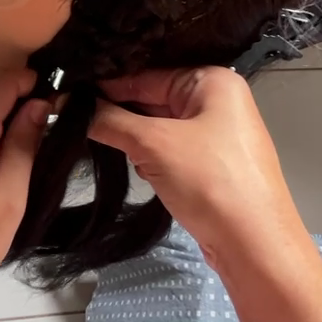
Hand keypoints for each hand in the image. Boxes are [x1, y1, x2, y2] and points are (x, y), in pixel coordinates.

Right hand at [88, 67, 302, 252]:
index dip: (105, 87)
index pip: (145, 75)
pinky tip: (147, 174)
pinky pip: (169, 149)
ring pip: (157, 127)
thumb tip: (66, 104)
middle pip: (151, 98)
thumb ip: (108, 120)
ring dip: (136, 143)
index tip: (67, 98)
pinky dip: (152, 160)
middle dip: (122, 118)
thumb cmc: (210, 182)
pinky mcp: (211, 165)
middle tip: (79, 125)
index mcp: (212, 81)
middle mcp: (218, 100)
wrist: (255, 247)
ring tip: (126, 157)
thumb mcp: (153, 145)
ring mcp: (216, 134)